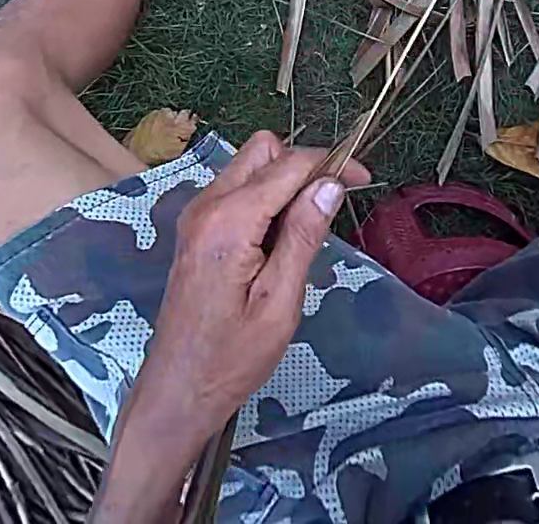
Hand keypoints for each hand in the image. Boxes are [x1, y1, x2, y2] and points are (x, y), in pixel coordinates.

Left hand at [119, 132, 369, 442]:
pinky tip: (278, 236)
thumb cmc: (232, 357)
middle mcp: (207, 202)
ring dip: (284, 179)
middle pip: (263, 149)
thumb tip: (330, 184)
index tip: (361, 177)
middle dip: (303, 164)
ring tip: (305, 227)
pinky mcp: (197, 223)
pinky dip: (265, 194)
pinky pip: (237, 185)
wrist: (177, 389)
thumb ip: (303, 236)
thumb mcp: (280, 302)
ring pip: (250, 163)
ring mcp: (198, 210)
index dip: (329, 163)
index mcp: (229, 220)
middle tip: (330, 202)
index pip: (288, 164)